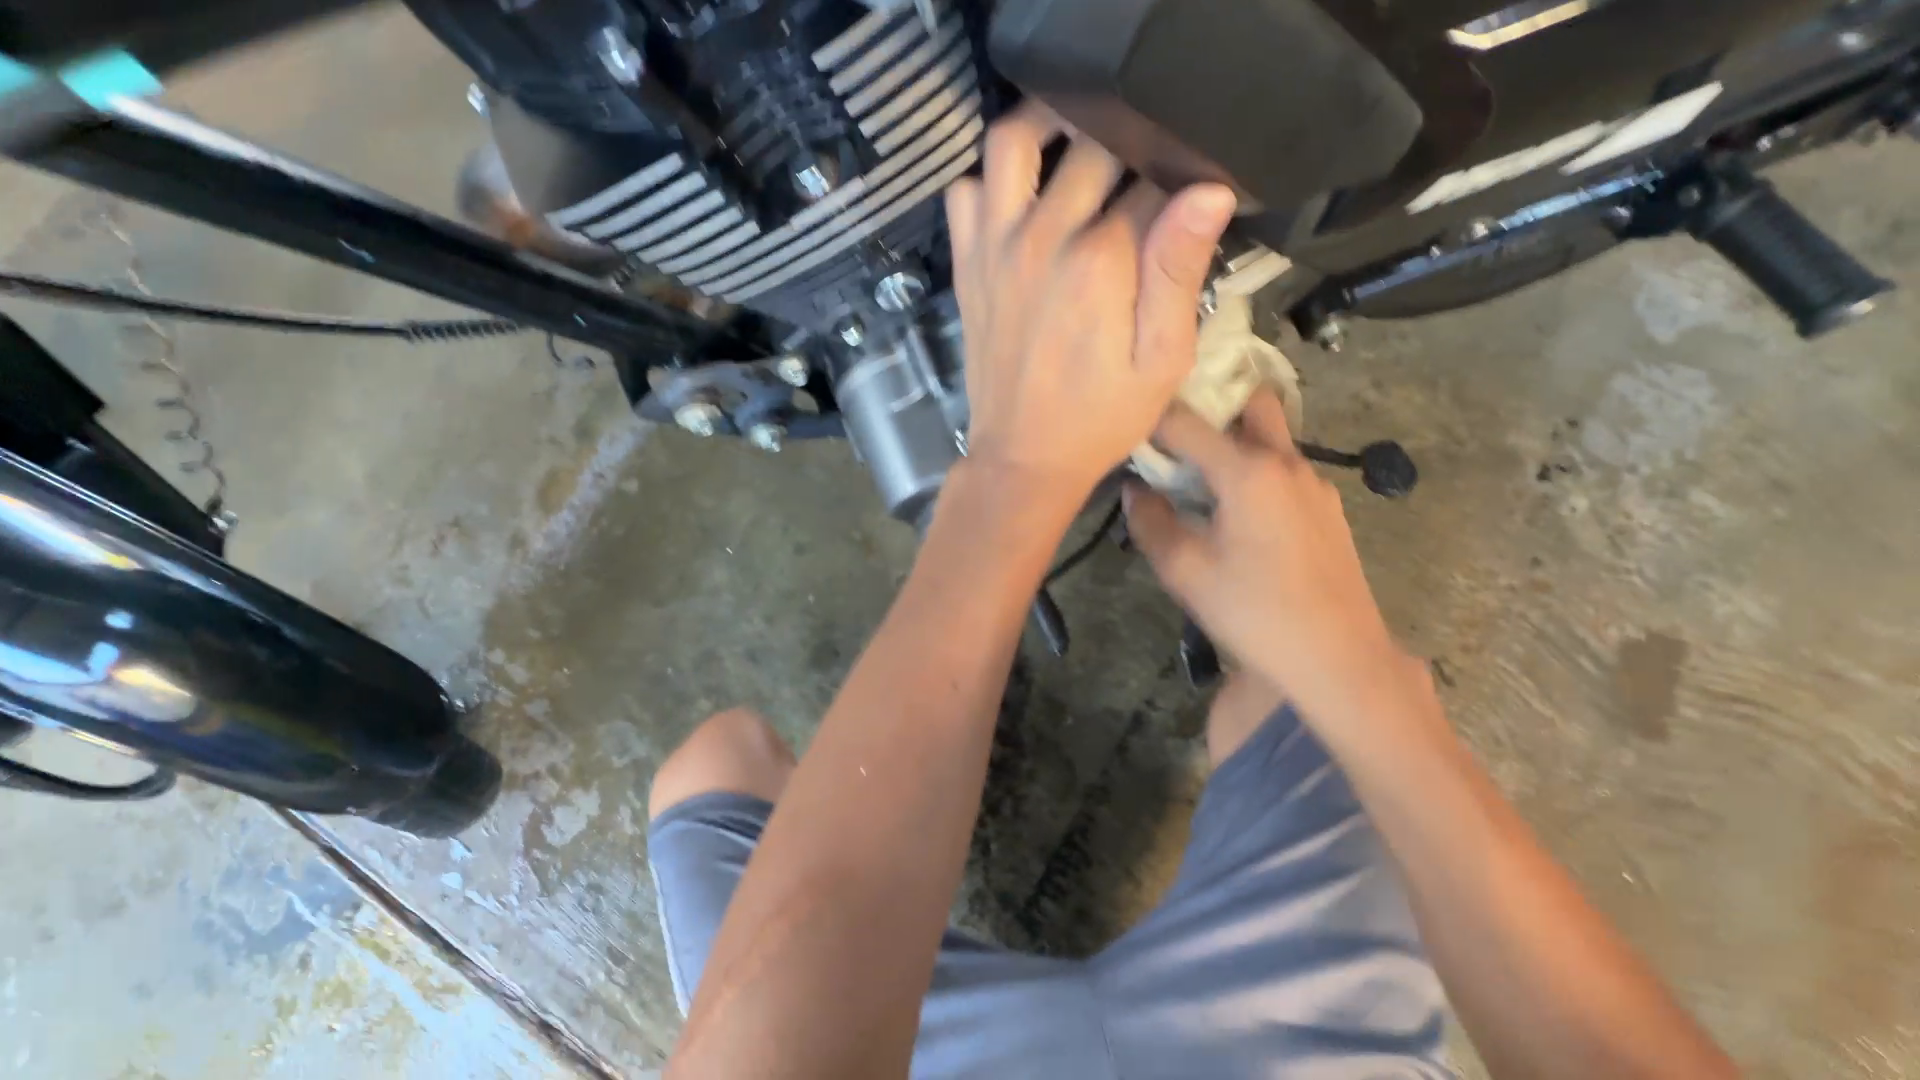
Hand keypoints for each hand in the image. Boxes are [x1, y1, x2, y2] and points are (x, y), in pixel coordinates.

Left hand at [945, 105, 1235, 501]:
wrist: (1025, 456)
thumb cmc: (1103, 415)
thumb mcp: (1163, 358)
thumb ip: (1179, 270)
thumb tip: (1208, 190)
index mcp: (1103, 260)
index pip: (1152, 179)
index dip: (1177, 176)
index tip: (1187, 193)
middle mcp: (1043, 236)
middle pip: (1090, 146)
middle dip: (1125, 145)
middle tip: (1141, 172)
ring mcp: (996, 245)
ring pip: (1013, 141)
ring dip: (1048, 124)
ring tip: (1080, 137)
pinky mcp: (968, 262)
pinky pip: (965, 189)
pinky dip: (992, 177)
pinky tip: (1022, 192)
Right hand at [1125, 392, 1419, 723]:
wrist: (1338, 658)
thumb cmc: (1254, 613)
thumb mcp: (1184, 572)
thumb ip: (1150, 522)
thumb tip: (1135, 490)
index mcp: (1248, 470)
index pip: (1185, 421)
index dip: (1151, 421)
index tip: (1128, 432)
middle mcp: (1286, 462)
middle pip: (1248, 402)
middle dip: (1209, 406)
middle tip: (1175, 439)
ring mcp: (1314, 483)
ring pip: (1271, 435)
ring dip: (1235, 441)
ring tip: (1200, 479)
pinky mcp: (1328, 508)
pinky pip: (1286, 469)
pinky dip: (1256, 472)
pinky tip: (1238, 515)